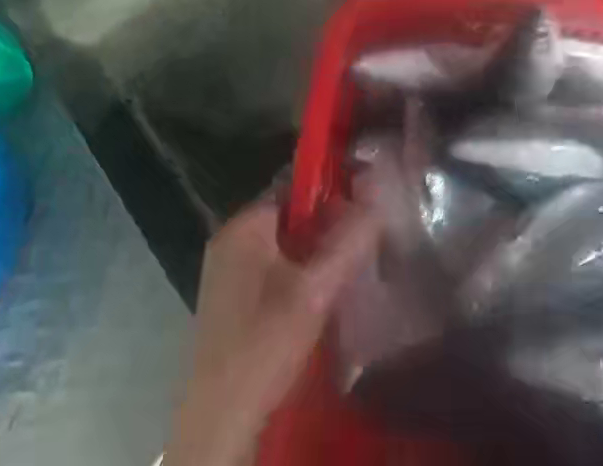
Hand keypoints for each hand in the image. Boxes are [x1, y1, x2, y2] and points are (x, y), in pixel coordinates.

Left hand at [167, 201, 380, 465]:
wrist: (222, 418)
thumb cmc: (266, 342)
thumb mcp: (317, 288)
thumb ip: (350, 239)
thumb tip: (380, 196)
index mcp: (243, 228)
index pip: (293, 185)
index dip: (331, 188)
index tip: (365, 200)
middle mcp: (230, 242)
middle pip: (290, 214)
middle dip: (328, 223)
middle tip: (364, 235)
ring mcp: (228, 272)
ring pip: (285, 243)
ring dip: (316, 250)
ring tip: (350, 262)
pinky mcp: (233, 299)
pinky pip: (274, 267)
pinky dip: (300, 271)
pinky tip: (322, 292)